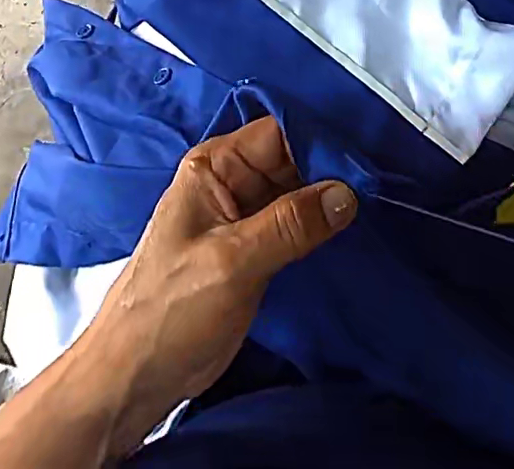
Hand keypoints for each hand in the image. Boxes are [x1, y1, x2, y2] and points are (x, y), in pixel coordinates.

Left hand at [0, 116, 355, 468]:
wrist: (134, 382)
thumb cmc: (167, 312)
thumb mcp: (230, 262)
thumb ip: (289, 225)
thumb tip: (347, 195)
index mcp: (216, 166)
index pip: (280, 131)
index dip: (321, 138)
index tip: (363, 155)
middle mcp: (235, 181)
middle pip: (297, 158)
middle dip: (335, 168)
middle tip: (379, 181)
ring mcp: (249, 214)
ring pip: (304, 189)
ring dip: (334, 197)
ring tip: (378, 199)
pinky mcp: (261, 245)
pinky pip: (301, 221)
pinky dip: (325, 223)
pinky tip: (355, 225)